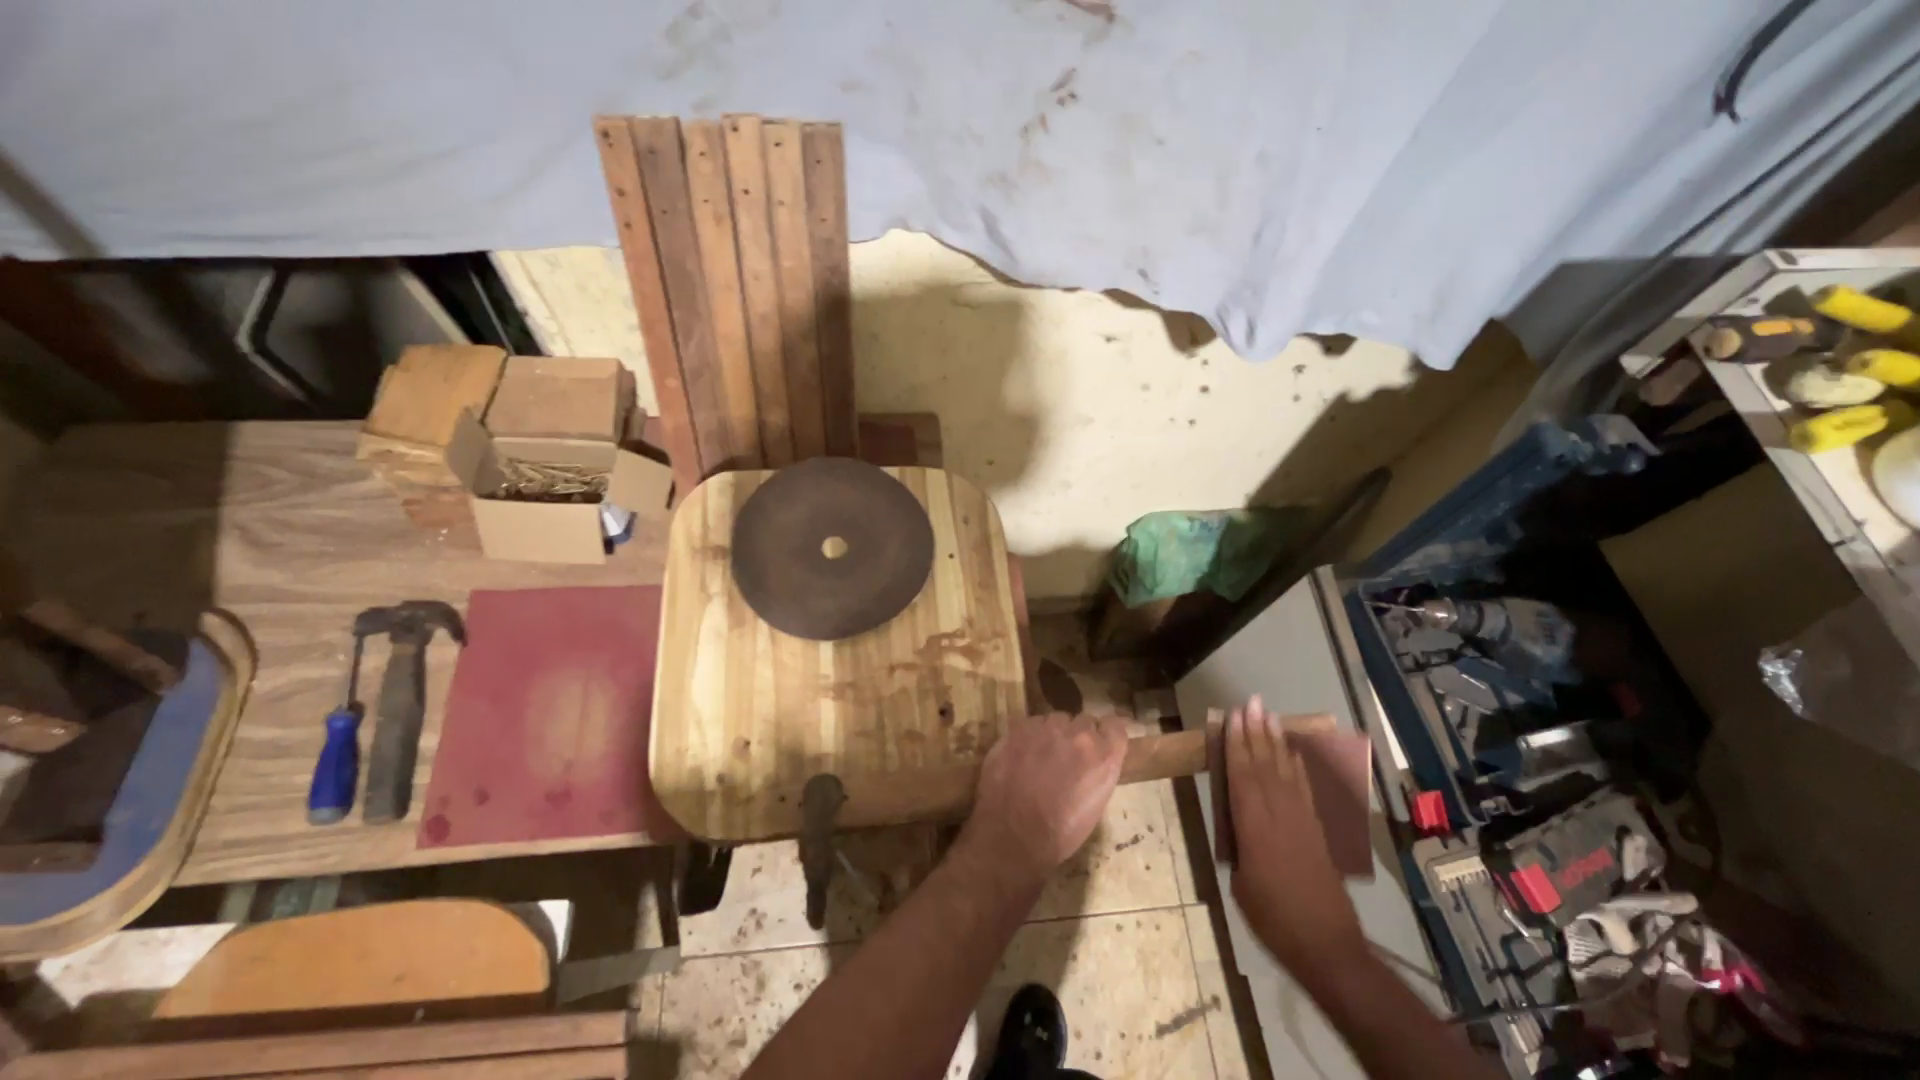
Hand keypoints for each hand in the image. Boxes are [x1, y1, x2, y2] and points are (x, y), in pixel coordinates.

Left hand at [959, 712, 1127, 887]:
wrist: (1012, 837)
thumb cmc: (1060, 834)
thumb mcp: (1095, 805)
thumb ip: (1099, 772)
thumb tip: (1093, 760)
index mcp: (1104, 757)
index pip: (1116, 725)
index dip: (1107, 733)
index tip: (1101, 741)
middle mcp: (1079, 735)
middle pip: (1085, 721)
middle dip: (1079, 735)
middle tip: (1067, 757)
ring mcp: (1047, 728)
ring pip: (1056, 720)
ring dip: (1054, 734)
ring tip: (1042, 757)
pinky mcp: (1018, 729)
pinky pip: (1031, 724)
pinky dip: (1030, 736)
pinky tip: (1022, 756)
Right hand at [1227, 696, 1366, 977]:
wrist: (1326, 944)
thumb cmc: (1272, 918)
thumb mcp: (1241, 882)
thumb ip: (1240, 846)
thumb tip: (1238, 825)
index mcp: (1254, 828)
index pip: (1242, 775)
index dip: (1236, 744)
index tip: (1232, 717)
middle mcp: (1280, 815)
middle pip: (1265, 765)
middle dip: (1256, 732)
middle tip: (1251, 703)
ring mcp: (1303, 821)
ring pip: (1286, 772)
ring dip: (1276, 742)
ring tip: (1269, 717)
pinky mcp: (1318, 830)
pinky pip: (1304, 788)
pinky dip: (1297, 767)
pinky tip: (1292, 754)